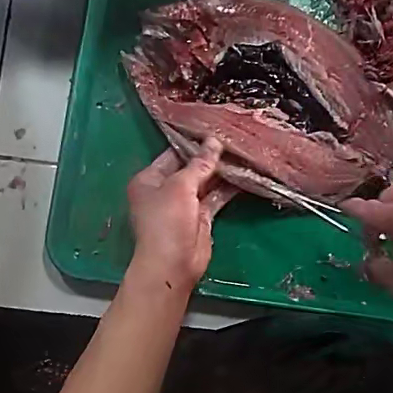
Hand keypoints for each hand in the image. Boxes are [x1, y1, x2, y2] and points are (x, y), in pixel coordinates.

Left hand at [126, 137, 235, 291]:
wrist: (172, 264)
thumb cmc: (167, 221)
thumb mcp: (180, 186)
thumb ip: (200, 164)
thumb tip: (214, 141)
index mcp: (149, 179)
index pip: (173, 154)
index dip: (194, 143)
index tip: (216, 129)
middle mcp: (165, 190)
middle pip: (190, 168)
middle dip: (211, 157)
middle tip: (235, 139)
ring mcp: (184, 205)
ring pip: (205, 183)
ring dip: (222, 172)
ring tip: (243, 153)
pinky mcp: (201, 218)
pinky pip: (215, 198)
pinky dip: (227, 188)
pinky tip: (244, 175)